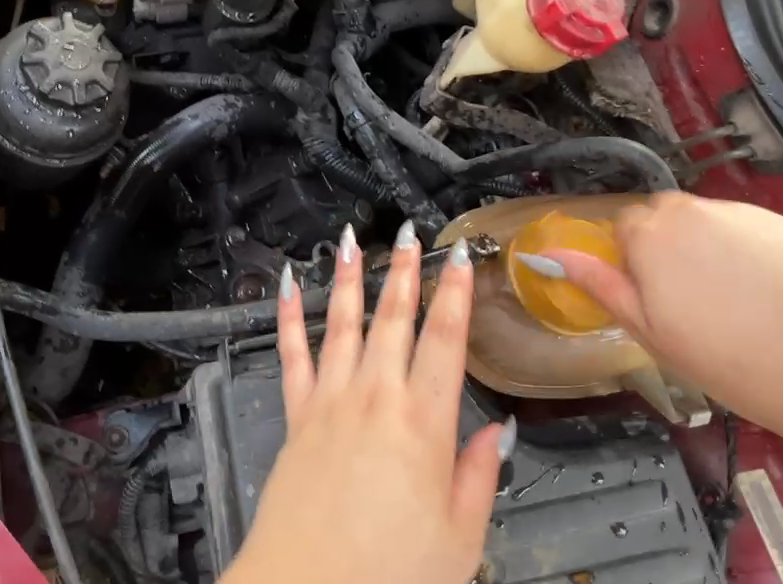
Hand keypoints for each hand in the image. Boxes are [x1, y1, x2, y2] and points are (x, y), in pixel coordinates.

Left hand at [220, 222, 515, 583]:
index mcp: (423, 423)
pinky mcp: (295, 414)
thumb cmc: (390, 574)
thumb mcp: (459, 538)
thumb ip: (477, 476)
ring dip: (350, 277)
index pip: (445, 340)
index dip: (455, 294)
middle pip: (394, 319)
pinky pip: (291, 353)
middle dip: (405, 271)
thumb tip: (495, 430)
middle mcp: (375, 396)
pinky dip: (288, 315)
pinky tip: (287, 284)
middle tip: (410, 233)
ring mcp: (329, 400)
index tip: (460, 256)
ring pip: (342, 322)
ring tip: (354, 240)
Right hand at [528, 192, 782, 438]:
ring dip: (710, 250)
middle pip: (664, 218)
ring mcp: (745, 213)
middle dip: (668, 249)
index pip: (623, 228)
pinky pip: (753, 232)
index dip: (634, 264)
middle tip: (693, 305)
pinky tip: (776, 299)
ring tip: (741, 306)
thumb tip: (544, 254)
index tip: (656, 302)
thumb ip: (597, 284)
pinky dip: (754, 255)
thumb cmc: (730, 360)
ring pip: (708, 224)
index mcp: (650, 233)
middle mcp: (692, 209)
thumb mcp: (649, 331)